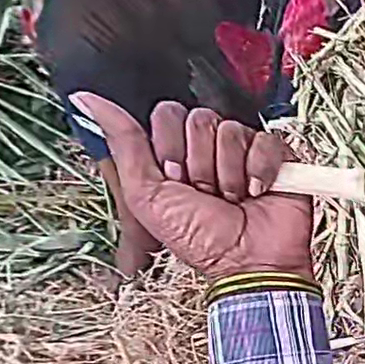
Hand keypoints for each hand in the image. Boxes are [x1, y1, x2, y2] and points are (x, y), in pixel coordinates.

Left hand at [71, 94, 311, 280]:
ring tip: (234, 201)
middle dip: (200, 164)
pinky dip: (259, 169)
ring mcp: (245, 152)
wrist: (248, 263)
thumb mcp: (146, 195)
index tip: (177, 182)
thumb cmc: (200, 241)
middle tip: (208, 195)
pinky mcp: (278, 158)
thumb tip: (85, 100)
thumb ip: (123, 144)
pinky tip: (257, 192)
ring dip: (229, 174)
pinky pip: (265, 141)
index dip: (170, 149)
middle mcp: (211, 150)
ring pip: (230, 130)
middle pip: (199, 119)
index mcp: (179, 154)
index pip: (168, 115)